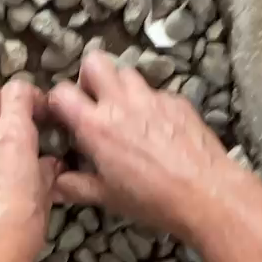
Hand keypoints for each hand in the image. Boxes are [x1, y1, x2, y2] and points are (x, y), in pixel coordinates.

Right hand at [46, 50, 255, 240]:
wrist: (206, 193)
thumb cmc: (153, 199)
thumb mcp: (108, 198)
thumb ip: (76, 187)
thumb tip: (55, 185)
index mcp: (96, 126)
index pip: (62, 92)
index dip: (57, 101)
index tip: (62, 117)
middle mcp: (121, 103)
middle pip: (94, 62)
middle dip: (89, 77)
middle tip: (94, 103)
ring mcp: (152, 98)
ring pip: (127, 72)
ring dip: (120, 87)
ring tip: (125, 113)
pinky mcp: (177, 101)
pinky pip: (156, 91)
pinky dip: (150, 104)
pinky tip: (158, 129)